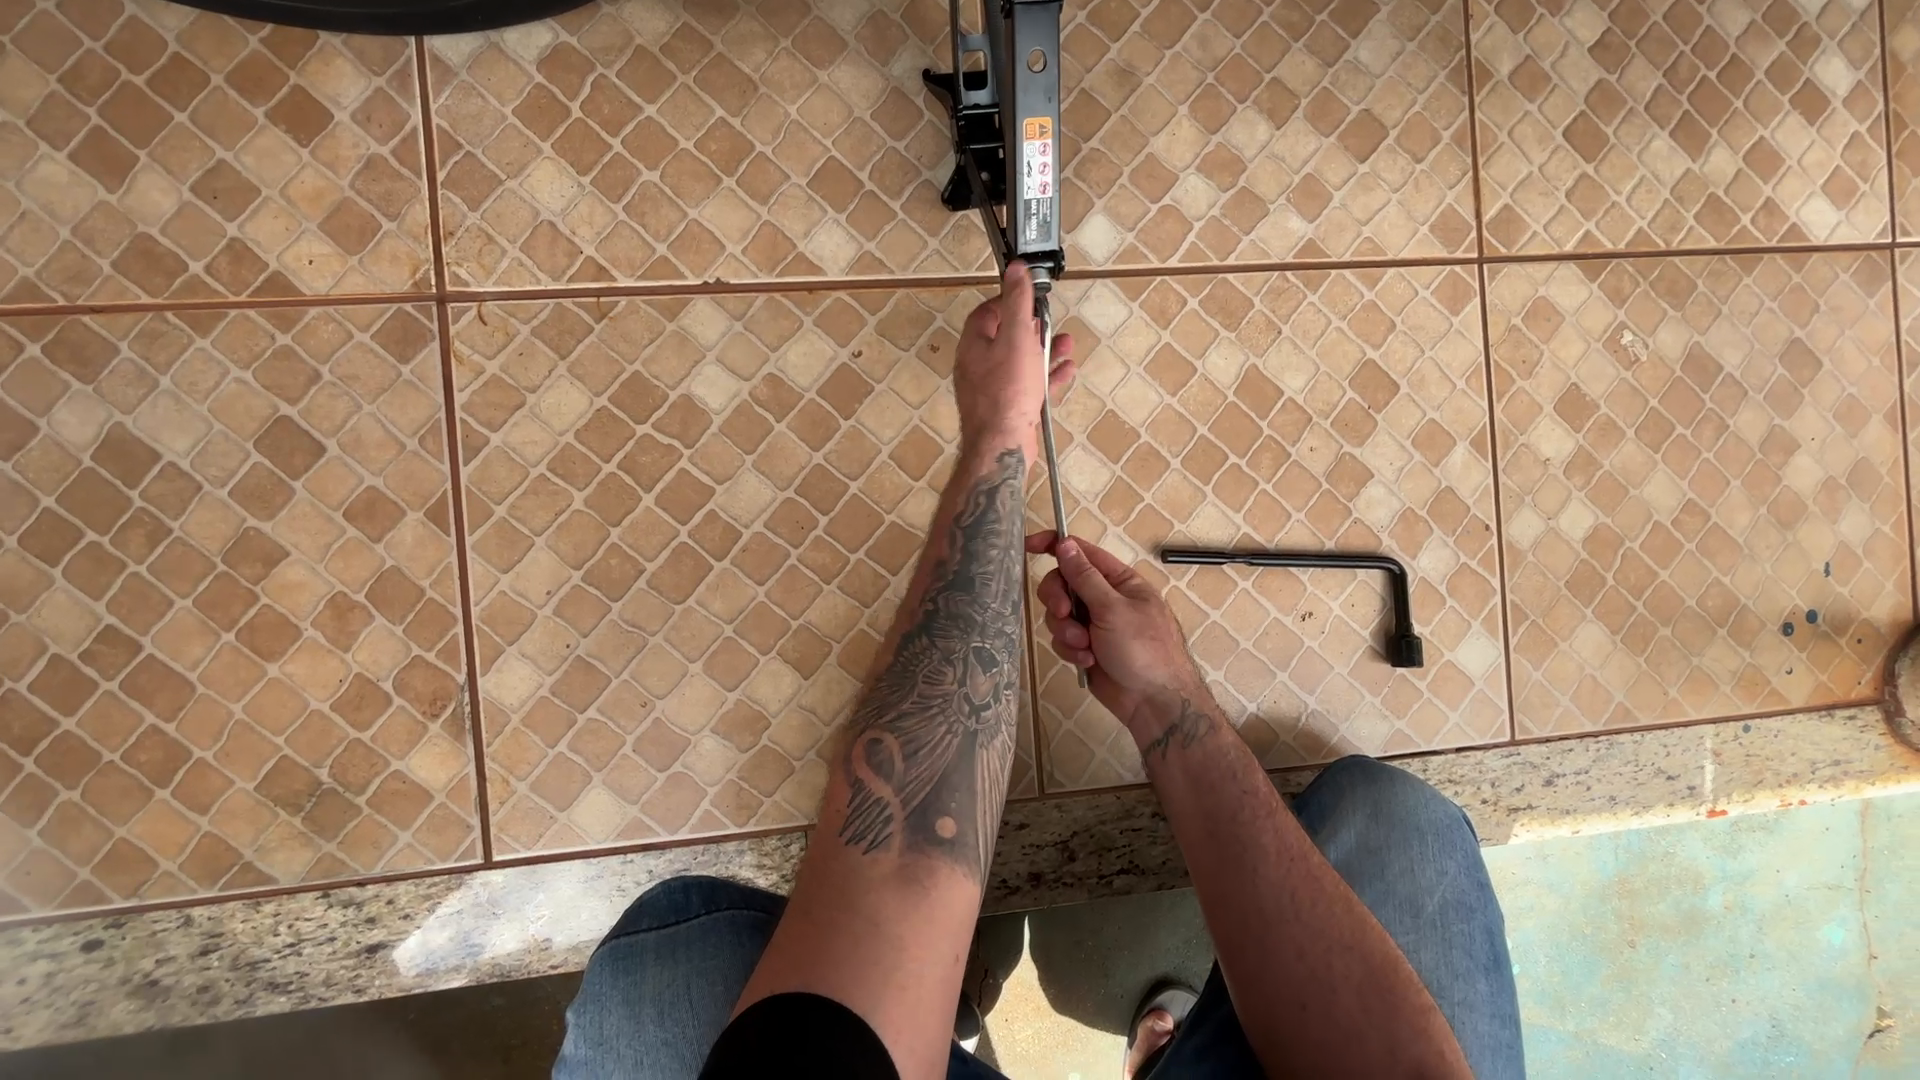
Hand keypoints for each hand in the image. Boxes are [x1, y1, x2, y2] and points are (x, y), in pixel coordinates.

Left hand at [953, 261, 1073, 456]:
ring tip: (1064, 344)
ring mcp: (992, 390)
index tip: (1027, 295)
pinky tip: (1064, 371)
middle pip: (1004, 337)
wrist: (1003, 445)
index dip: (1007, 300)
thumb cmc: (1006, 395)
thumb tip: (1016, 271)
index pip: (986, 312)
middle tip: (1048, 321)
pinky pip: (1029, 386)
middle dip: (1031, 327)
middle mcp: (978, 367)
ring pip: (1020, 362)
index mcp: (973, 347)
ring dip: (1043, 351)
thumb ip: (1017, 303)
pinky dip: (1046, 376)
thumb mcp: (1016, 338)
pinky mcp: (1008, 409)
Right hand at [1026, 532, 1206, 736]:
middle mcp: (1104, 597)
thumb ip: (1085, 576)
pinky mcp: (1084, 647)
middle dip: (1058, 599)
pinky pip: (1062, 639)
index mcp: (1118, 579)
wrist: (1153, 702)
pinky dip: (1071, 650)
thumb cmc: (1143, 648)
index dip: (1053, 545)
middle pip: (1062, 583)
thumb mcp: (1113, 608)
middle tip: (1063, 613)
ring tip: (1085, 647)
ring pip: (1058, 614)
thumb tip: (1064, 544)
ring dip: (1066, 631)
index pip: (1080, 551)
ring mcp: (1093, 623)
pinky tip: (1087, 661)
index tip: (1027, 547)